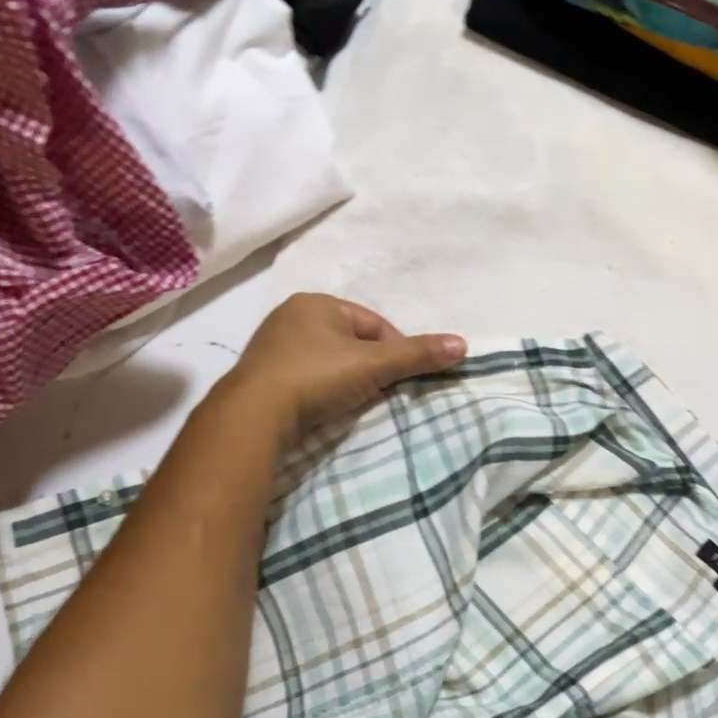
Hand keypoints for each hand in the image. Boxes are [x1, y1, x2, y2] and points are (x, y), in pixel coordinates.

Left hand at [221, 294, 466, 430]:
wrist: (254, 415)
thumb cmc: (317, 377)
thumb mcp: (374, 365)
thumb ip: (417, 355)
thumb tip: (463, 344)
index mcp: (318, 303)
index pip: (375, 324)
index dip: (395, 351)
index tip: (402, 379)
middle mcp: (292, 315)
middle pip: (352, 341)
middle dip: (371, 365)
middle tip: (381, 392)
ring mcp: (273, 345)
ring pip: (330, 359)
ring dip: (348, 378)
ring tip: (356, 402)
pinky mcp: (263, 374)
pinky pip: (307, 376)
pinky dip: (323, 389)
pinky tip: (327, 407)